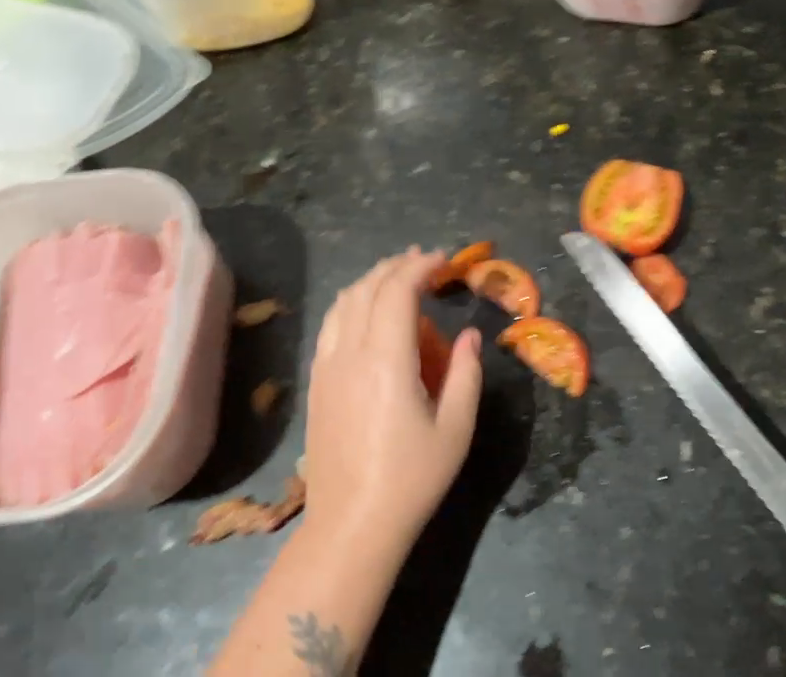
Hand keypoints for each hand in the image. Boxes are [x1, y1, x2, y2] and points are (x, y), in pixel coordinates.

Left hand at [304, 248, 483, 546]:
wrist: (352, 524)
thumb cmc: (412, 478)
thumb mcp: (456, 429)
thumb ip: (466, 374)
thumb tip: (470, 336)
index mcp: (387, 360)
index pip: (397, 292)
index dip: (419, 268)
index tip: (443, 260)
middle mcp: (350, 354)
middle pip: (366, 289)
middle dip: (395, 267)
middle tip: (423, 262)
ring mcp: (327, 369)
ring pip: (343, 304)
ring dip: (370, 282)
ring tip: (396, 278)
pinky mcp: (316, 385)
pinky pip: (330, 327)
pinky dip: (351, 305)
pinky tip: (366, 314)